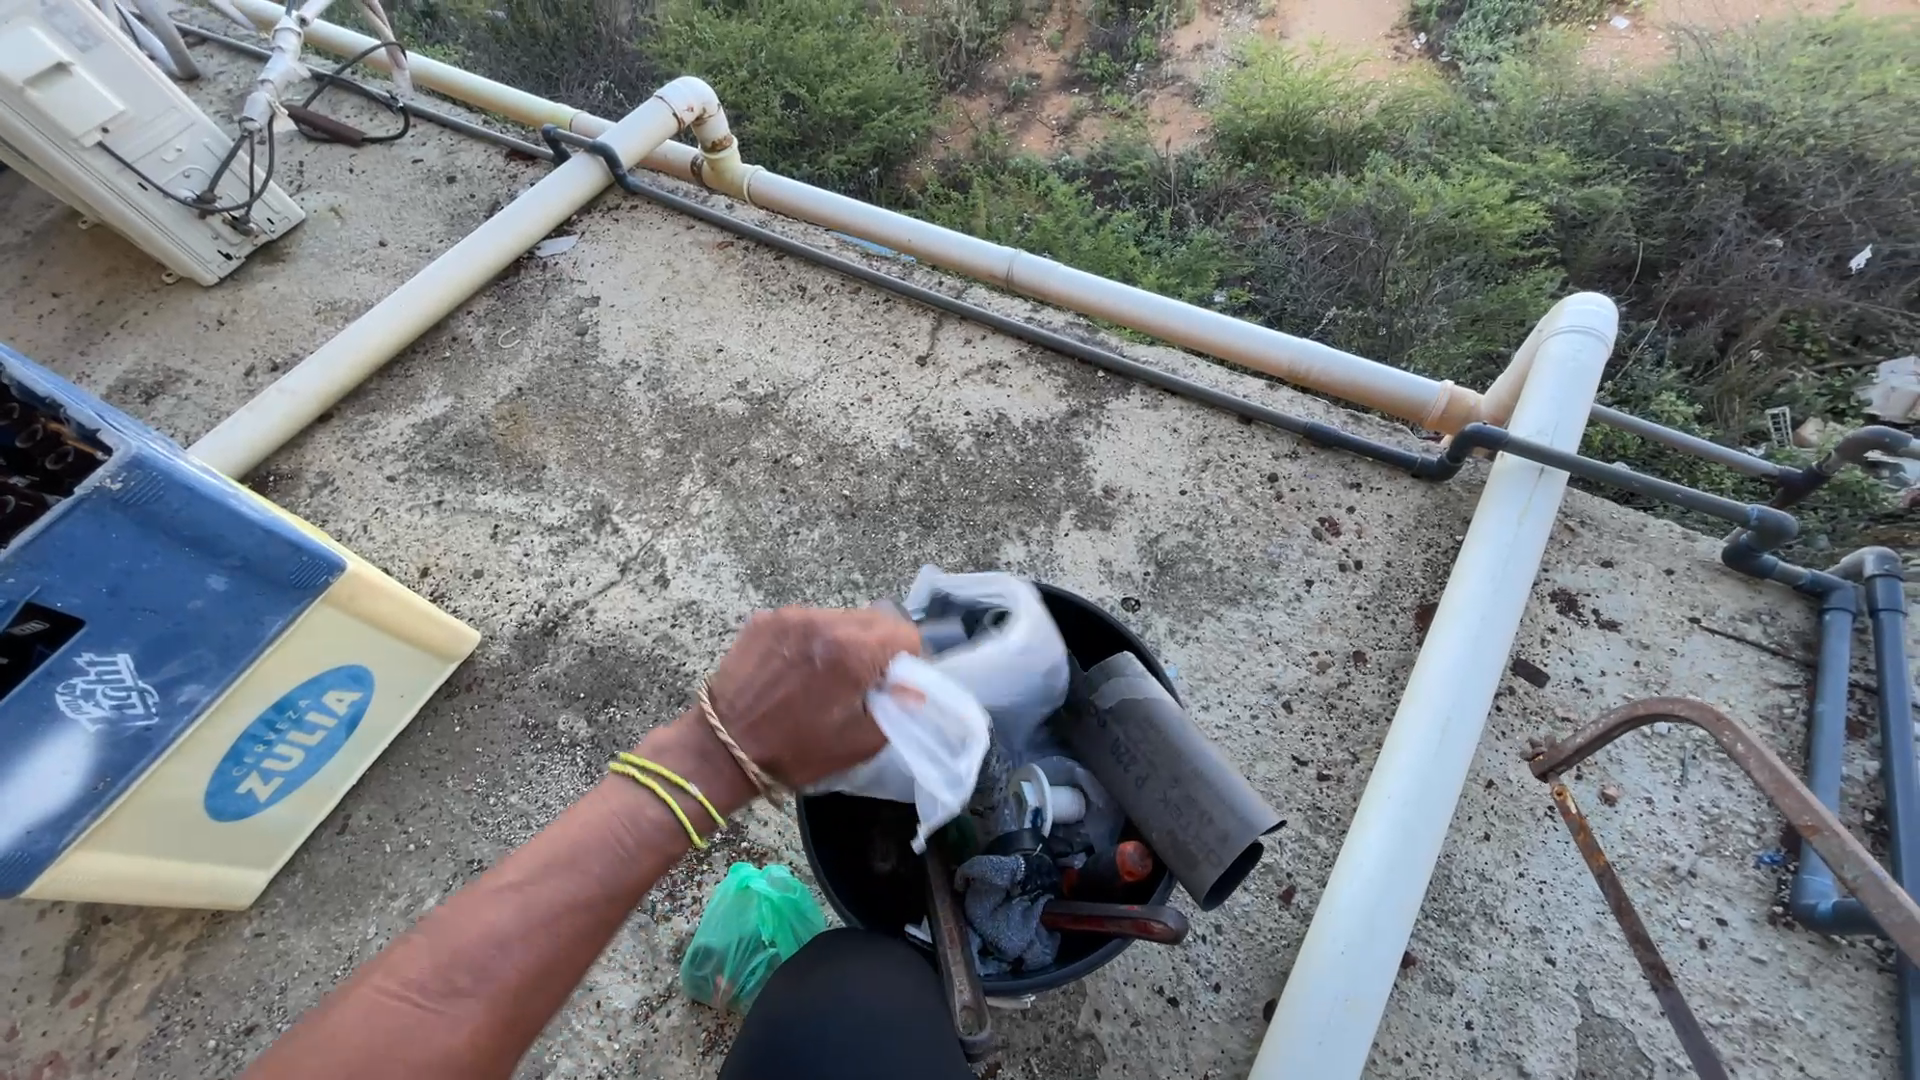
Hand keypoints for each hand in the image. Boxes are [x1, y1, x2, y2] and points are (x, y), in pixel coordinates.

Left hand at [703, 607, 919, 790]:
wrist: (722, 748)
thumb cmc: (795, 751)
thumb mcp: (859, 741)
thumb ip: (896, 708)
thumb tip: (911, 688)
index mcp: (851, 652)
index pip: (904, 634)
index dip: (908, 660)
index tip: (895, 682)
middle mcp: (824, 622)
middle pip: (876, 619)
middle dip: (880, 647)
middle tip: (864, 680)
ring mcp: (792, 616)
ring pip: (842, 617)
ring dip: (846, 641)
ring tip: (827, 674)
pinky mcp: (767, 619)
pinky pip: (808, 620)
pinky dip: (814, 639)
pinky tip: (799, 668)